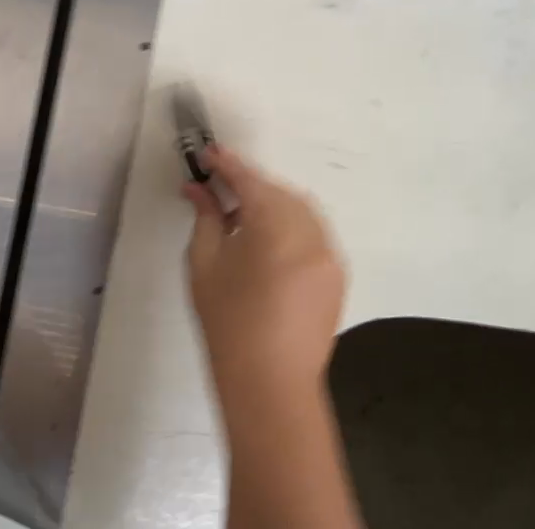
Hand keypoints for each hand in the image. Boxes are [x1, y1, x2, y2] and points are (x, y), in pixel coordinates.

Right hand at [184, 146, 345, 404]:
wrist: (269, 381)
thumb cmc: (227, 321)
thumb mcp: (204, 263)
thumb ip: (206, 218)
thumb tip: (198, 188)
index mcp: (275, 231)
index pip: (251, 182)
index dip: (227, 164)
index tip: (206, 153)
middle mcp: (311, 237)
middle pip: (279, 192)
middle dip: (249, 183)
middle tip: (216, 184)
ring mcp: (329, 257)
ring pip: (300, 209)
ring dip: (270, 201)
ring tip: (237, 212)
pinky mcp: (336, 276)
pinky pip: (312, 232)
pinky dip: (289, 222)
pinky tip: (262, 238)